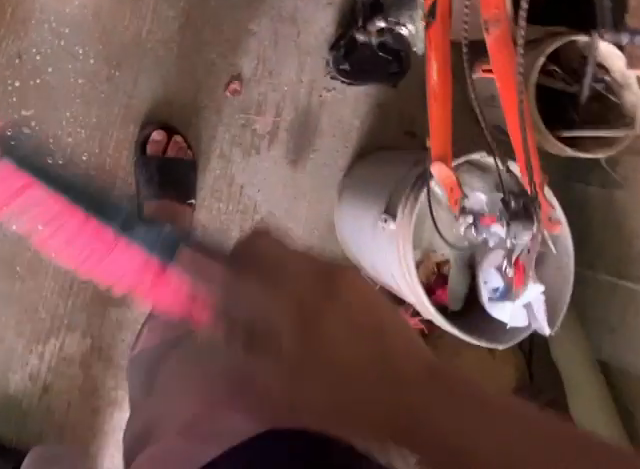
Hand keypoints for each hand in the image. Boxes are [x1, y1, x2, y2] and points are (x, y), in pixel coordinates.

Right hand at [217, 229, 433, 443]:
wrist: (418, 395)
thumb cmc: (348, 396)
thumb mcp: (286, 389)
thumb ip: (246, 357)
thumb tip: (221, 334)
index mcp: (296, 289)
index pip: (251, 247)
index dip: (229, 259)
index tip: (221, 283)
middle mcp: (317, 269)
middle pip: (269, 245)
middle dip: (250, 266)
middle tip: (245, 299)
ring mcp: (341, 271)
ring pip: (294, 259)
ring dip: (279, 278)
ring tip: (280, 317)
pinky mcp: (360, 281)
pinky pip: (319, 272)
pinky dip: (305, 287)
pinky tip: (313, 323)